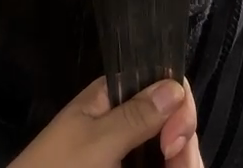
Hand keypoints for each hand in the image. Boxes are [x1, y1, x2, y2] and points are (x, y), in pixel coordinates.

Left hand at [9, 77, 201, 167]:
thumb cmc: (59, 166)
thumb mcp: (98, 141)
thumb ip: (136, 115)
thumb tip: (176, 85)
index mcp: (113, 95)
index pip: (162, 82)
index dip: (178, 105)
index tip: (174, 140)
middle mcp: (125, 115)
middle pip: (173, 117)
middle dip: (183, 141)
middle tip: (176, 166)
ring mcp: (129, 145)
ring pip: (172, 145)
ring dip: (181, 159)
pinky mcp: (129, 163)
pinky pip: (158, 162)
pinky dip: (169, 165)